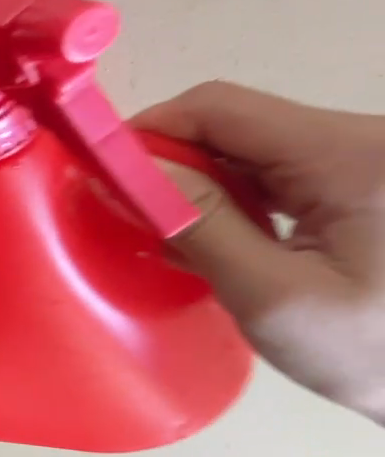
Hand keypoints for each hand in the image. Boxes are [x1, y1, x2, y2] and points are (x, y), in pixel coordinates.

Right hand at [133, 81, 384, 421]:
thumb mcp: (274, 296)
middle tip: (132, 224)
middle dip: (168, 167)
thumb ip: (201, 226)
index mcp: (352, 155)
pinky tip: (220, 242)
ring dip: (196, 187)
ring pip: (250, 149)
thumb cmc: (380, 348)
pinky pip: (278, 172)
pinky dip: (231, 199)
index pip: (218, 107)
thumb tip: (128, 173)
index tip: (100, 181)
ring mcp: (371, 162)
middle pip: (232, 124)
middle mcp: (367, 141)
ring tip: (175, 242)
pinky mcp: (369, 185)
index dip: (146, 133)